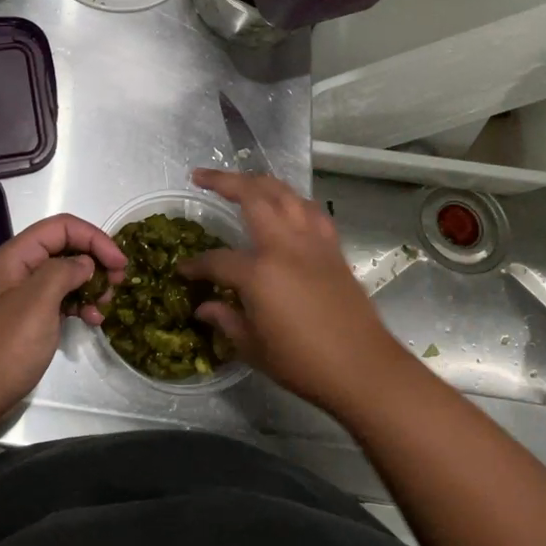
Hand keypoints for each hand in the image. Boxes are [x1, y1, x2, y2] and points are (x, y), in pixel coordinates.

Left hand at [0, 214, 126, 420]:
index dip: (94, 238)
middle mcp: (17, 270)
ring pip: (64, 276)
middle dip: (94, 260)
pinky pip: (58, 301)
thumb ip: (63, 272)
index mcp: (15, 256)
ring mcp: (20, 296)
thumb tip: (84, 262)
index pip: (60, 227)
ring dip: (90, 285)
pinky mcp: (26, 320)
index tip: (121, 262)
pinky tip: (93, 321)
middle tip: (119, 284)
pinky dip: (79, 306)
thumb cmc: (4, 348)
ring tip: (106, 306)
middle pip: (63, 248)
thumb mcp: (37, 303)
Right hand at [179, 169, 398, 414]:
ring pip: (285, 194)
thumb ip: (226, 320)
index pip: (216, 260)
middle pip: (252, 197)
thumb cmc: (303, 364)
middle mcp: (285, 246)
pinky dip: (293, 200)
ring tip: (241, 182)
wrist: (363, 369)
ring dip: (259, 182)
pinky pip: (310, 211)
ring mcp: (312, 243)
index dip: (195, 265)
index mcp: (259, 273)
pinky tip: (286, 205)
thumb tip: (204, 308)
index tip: (182, 271)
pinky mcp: (333, 249)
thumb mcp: (254, 348)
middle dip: (223, 181)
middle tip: (200, 176)